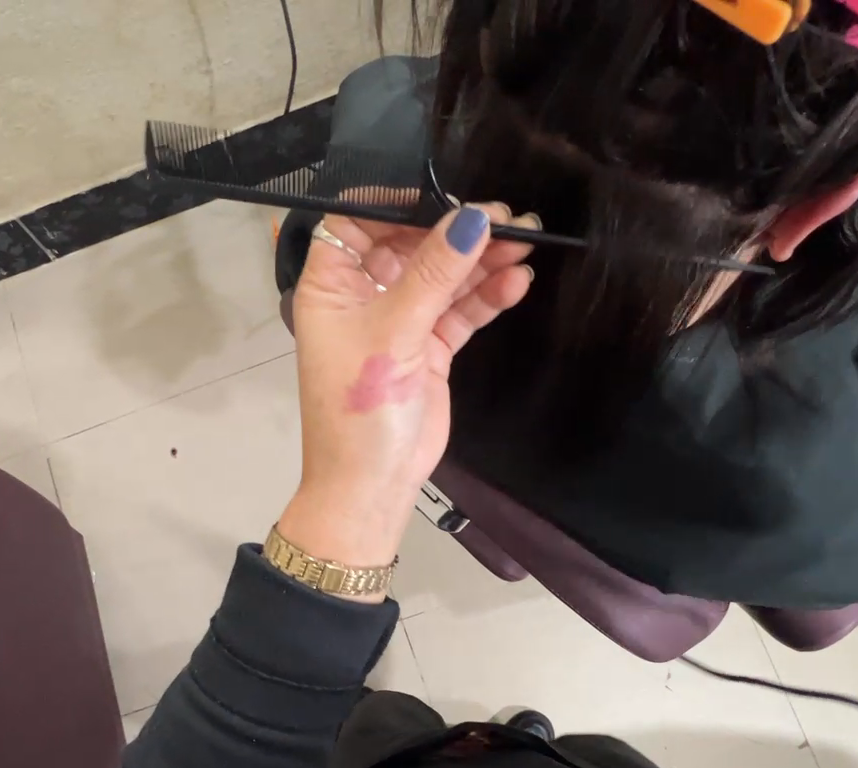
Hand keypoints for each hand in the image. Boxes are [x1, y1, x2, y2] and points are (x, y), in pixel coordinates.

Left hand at [275, 204, 533, 592]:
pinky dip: (486, 298)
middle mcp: (363, 297)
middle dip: (455, 232)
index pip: (357, 222)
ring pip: (442, 278)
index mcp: (331, 286)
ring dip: (480, 263)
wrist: (373, 483)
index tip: (446, 194)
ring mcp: (398, 322)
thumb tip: (473, 219)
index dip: (397, 203)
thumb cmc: (360, 409)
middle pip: (410, 246)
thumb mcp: (393, 333)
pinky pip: (459, 312)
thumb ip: (434, 275)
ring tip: (527, 241)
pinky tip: (517, 282)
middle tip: (506, 218)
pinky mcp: (428, 349)